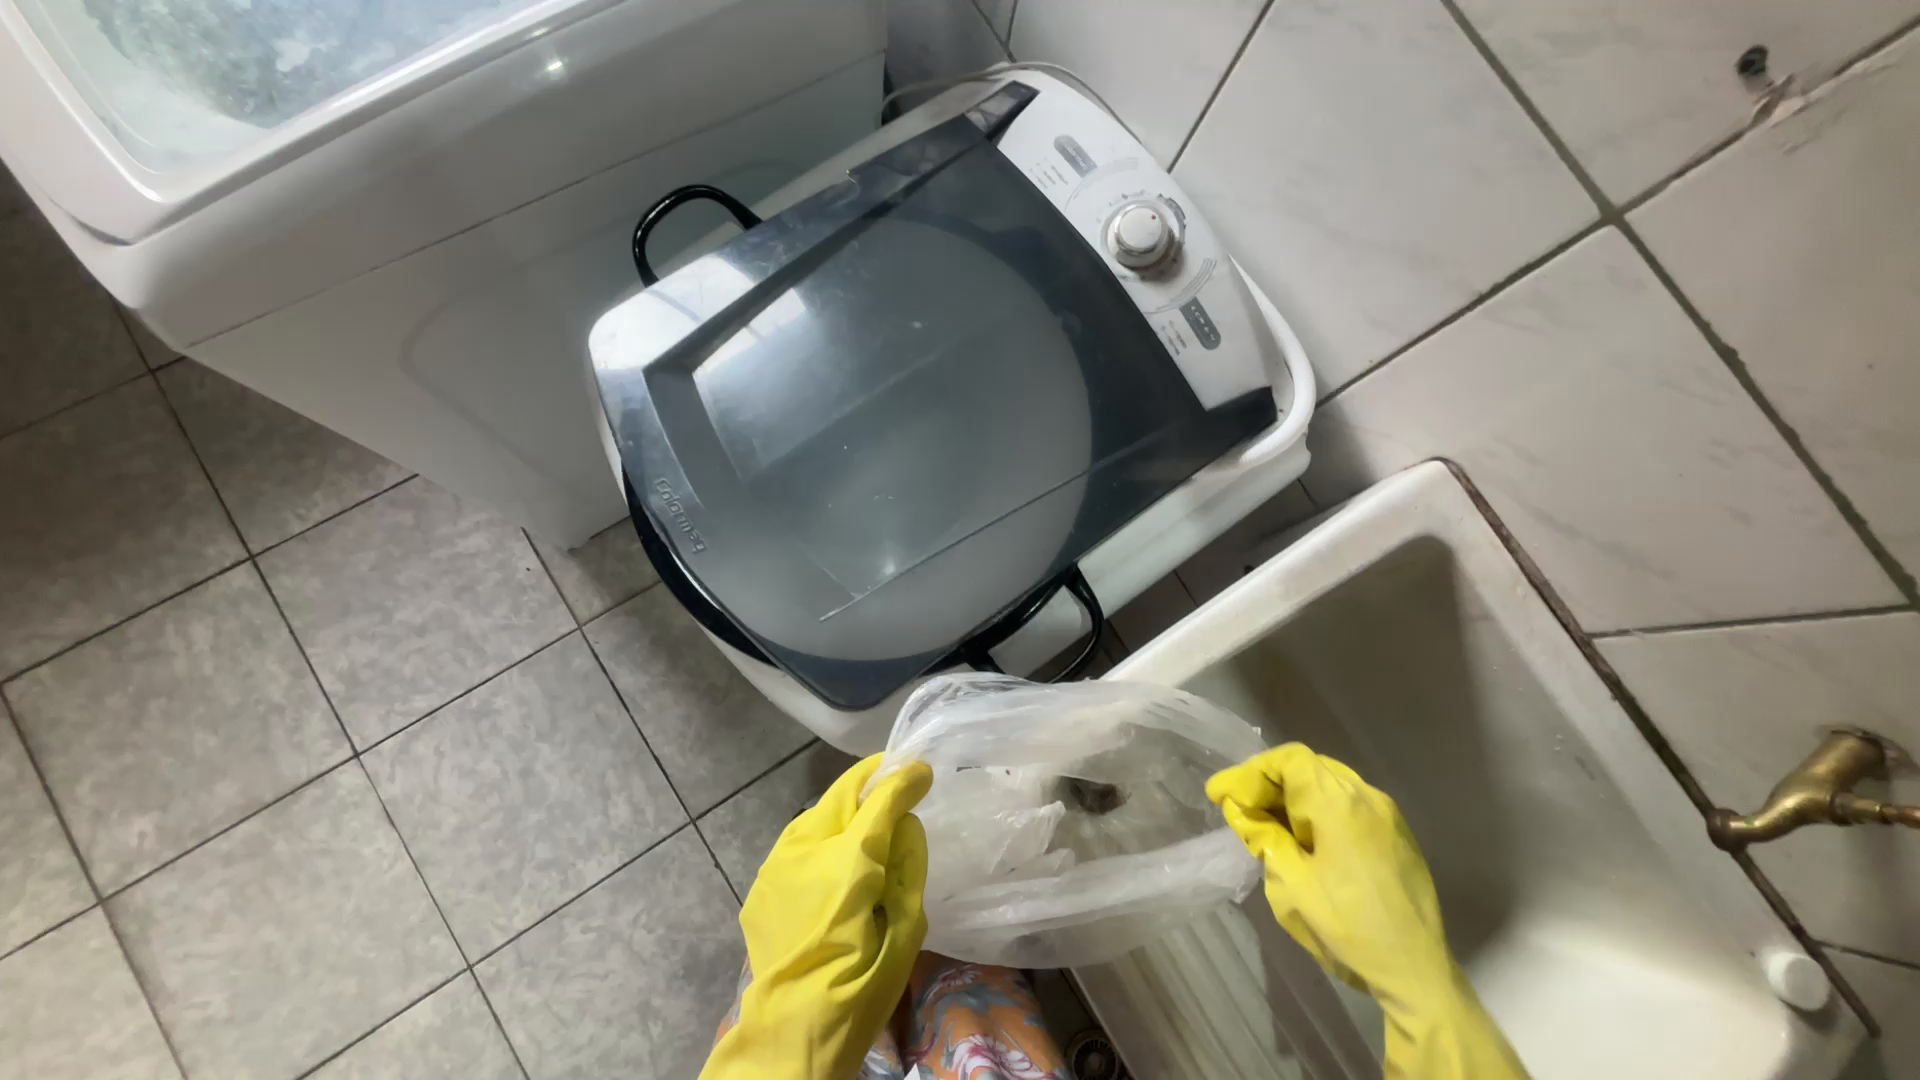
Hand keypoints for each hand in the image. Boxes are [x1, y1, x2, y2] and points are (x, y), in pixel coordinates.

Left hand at [701, 754, 932, 1079]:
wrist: (794, 1030)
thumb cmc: (863, 982)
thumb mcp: (907, 925)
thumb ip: (908, 862)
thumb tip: (905, 821)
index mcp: (850, 861)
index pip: (881, 798)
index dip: (904, 778)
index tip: (922, 770)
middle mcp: (807, 848)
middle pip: (843, 793)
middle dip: (872, 781)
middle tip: (896, 780)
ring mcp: (777, 863)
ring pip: (817, 813)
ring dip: (845, 808)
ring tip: (866, 818)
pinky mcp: (762, 881)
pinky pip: (798, 843)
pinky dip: (822, 838)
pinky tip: (833, 860)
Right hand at [1208, 744, 1529, 1079]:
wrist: (1416, 972)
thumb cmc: (1347, 926)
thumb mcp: (1289, 883)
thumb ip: (1261, 835)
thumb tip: (1239, 807)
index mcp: (1339, 804)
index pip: (1288, 760)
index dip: (1249, 772)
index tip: (1220, 796)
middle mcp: (1367, 797)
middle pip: (1308, 767)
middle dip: (1268, 782)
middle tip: (1239, 808)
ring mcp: (1387, 815)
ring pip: (1329, 783)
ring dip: (1293, 796)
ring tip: (1268, 823)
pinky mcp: (1397, 834)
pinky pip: (1349, 804)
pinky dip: (1319, 809)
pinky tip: (1305, 838)